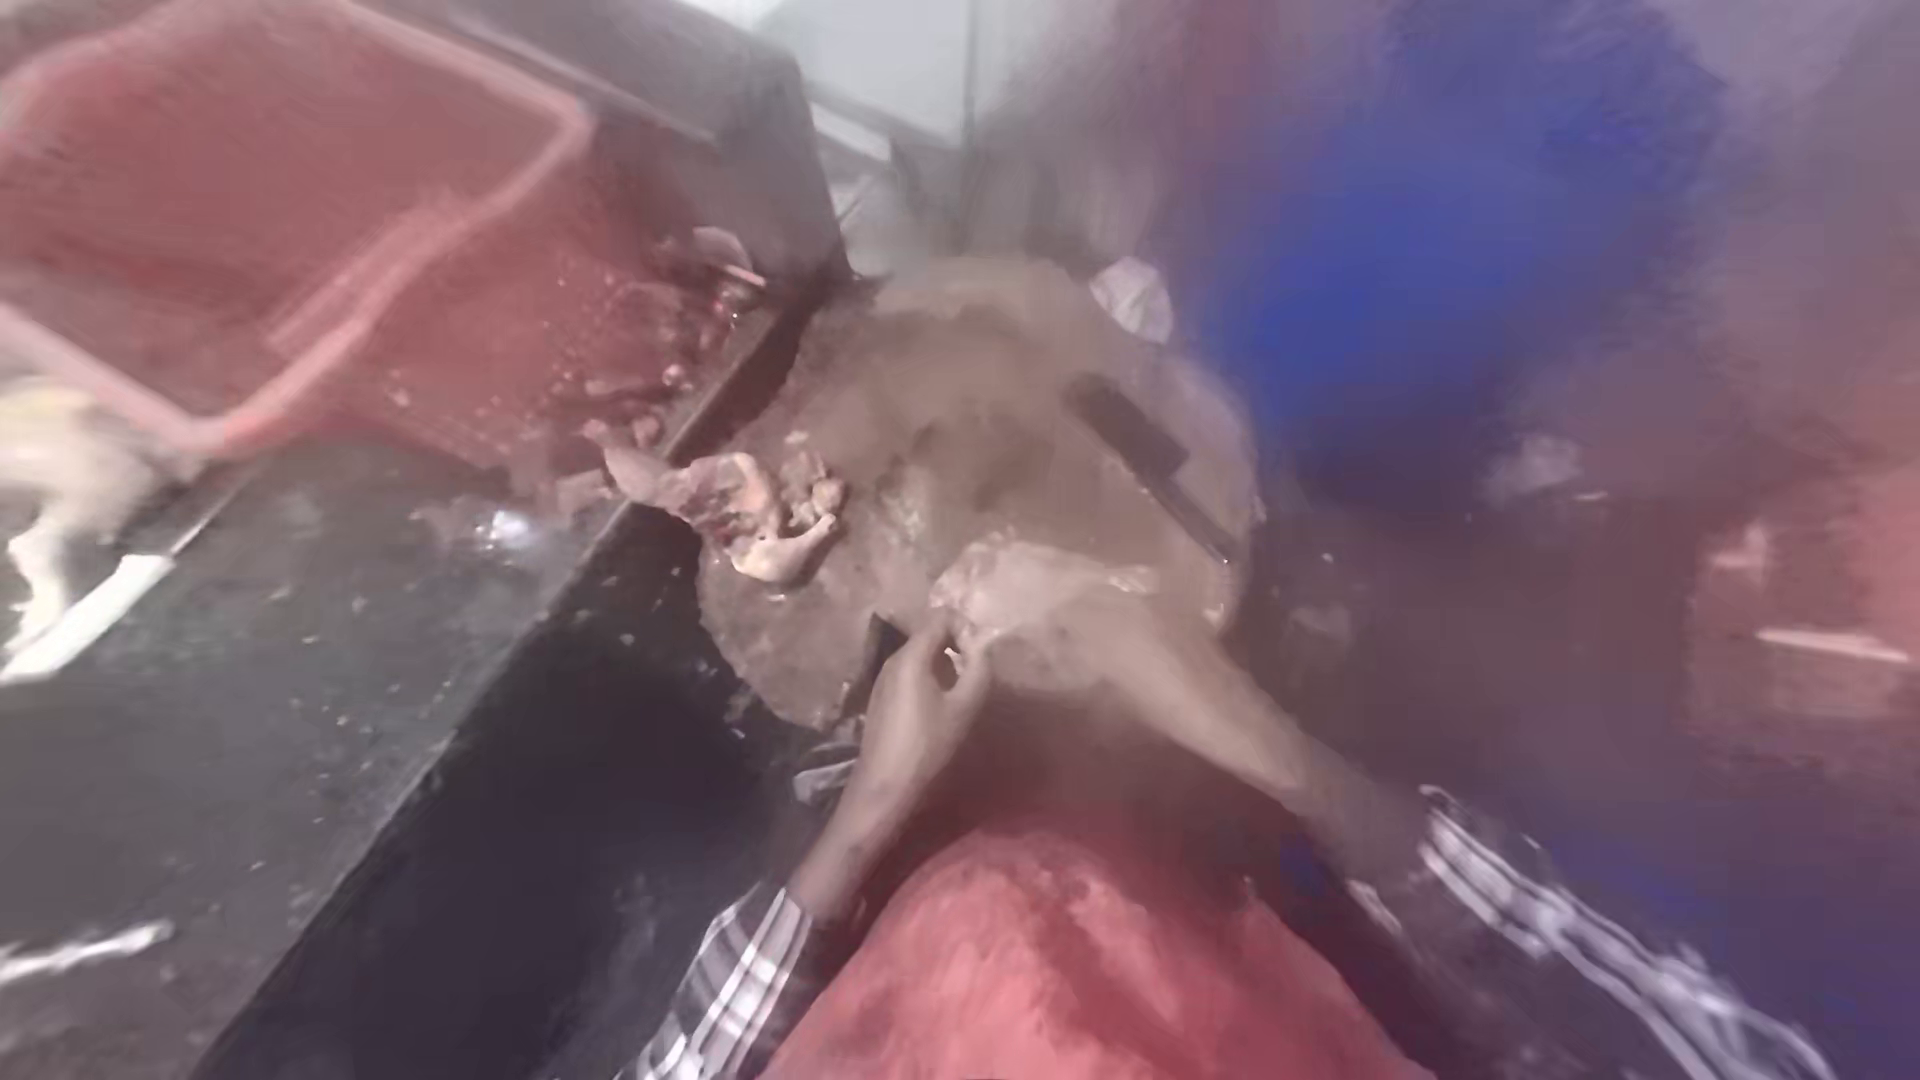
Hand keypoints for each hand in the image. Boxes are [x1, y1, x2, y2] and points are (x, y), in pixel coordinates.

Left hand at [842, 610, 992, 822]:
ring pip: (921, 653)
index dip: (966, 628)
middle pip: (930, 633)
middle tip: (975, 675)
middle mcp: (894, 658)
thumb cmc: (927, 744)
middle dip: (957, 645)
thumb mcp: (964, 707)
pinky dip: (930, 676)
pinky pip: (910, 671)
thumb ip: (980, 669)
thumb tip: (984, 647)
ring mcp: (884, 676)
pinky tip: (938, 708)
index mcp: (912, 655)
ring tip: (960, 694)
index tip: (979, 657)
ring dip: (945, 663)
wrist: (884, 784)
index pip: (942, 616)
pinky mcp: (882, 694)